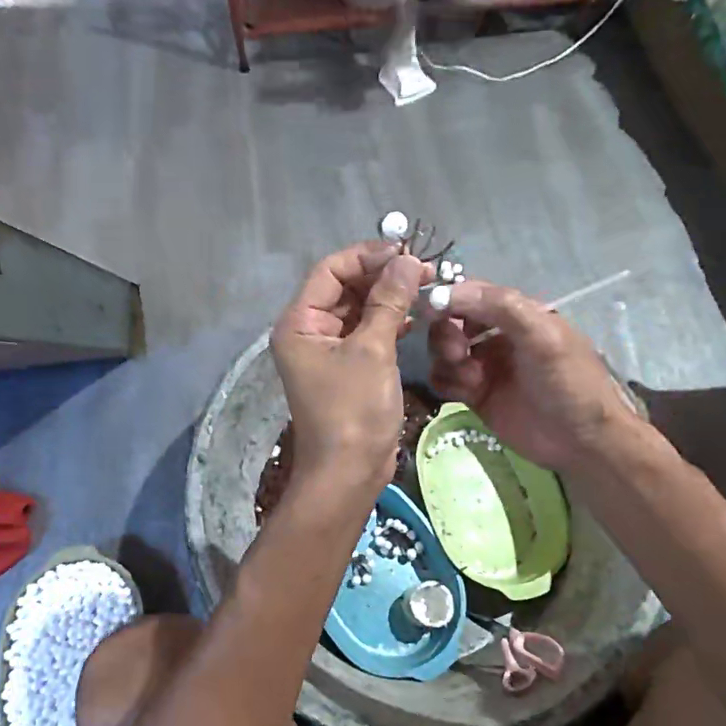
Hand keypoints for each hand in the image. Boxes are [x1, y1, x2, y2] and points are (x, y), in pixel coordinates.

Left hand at [270, 243, 425, 491]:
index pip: (330, 270)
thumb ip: (389, 301)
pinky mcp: (347, 369)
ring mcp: (327, 352)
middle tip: (424, 270)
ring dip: (388, 298)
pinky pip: (366, 333)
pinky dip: (388, 322)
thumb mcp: (372, 350)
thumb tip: (408, 260)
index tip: (407, 252)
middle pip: (344, 287)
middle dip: (382, 276)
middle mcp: (308, 332)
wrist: (348, 473)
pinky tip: (415, 317)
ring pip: (358, 310)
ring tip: (426, 287)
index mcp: (299, 323)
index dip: (367, 257)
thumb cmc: (353, 411)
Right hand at [426, 280, 642, 470]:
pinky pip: (445, 380)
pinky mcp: (476, 396)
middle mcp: (497, 336)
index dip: (449, 299)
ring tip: (471, 380)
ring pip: (444, 353)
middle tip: (457, 354)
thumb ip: (499, 307)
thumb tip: (444, 294)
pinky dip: (446, 382)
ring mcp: (485, 367)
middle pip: (452, 323)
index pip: (473, 294)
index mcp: (518, 315)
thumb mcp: (542, 336)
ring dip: (447, 362)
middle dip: (446, 335)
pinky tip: (464, 393)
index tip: (431, 311)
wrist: (580, 442)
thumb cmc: (568, 383)